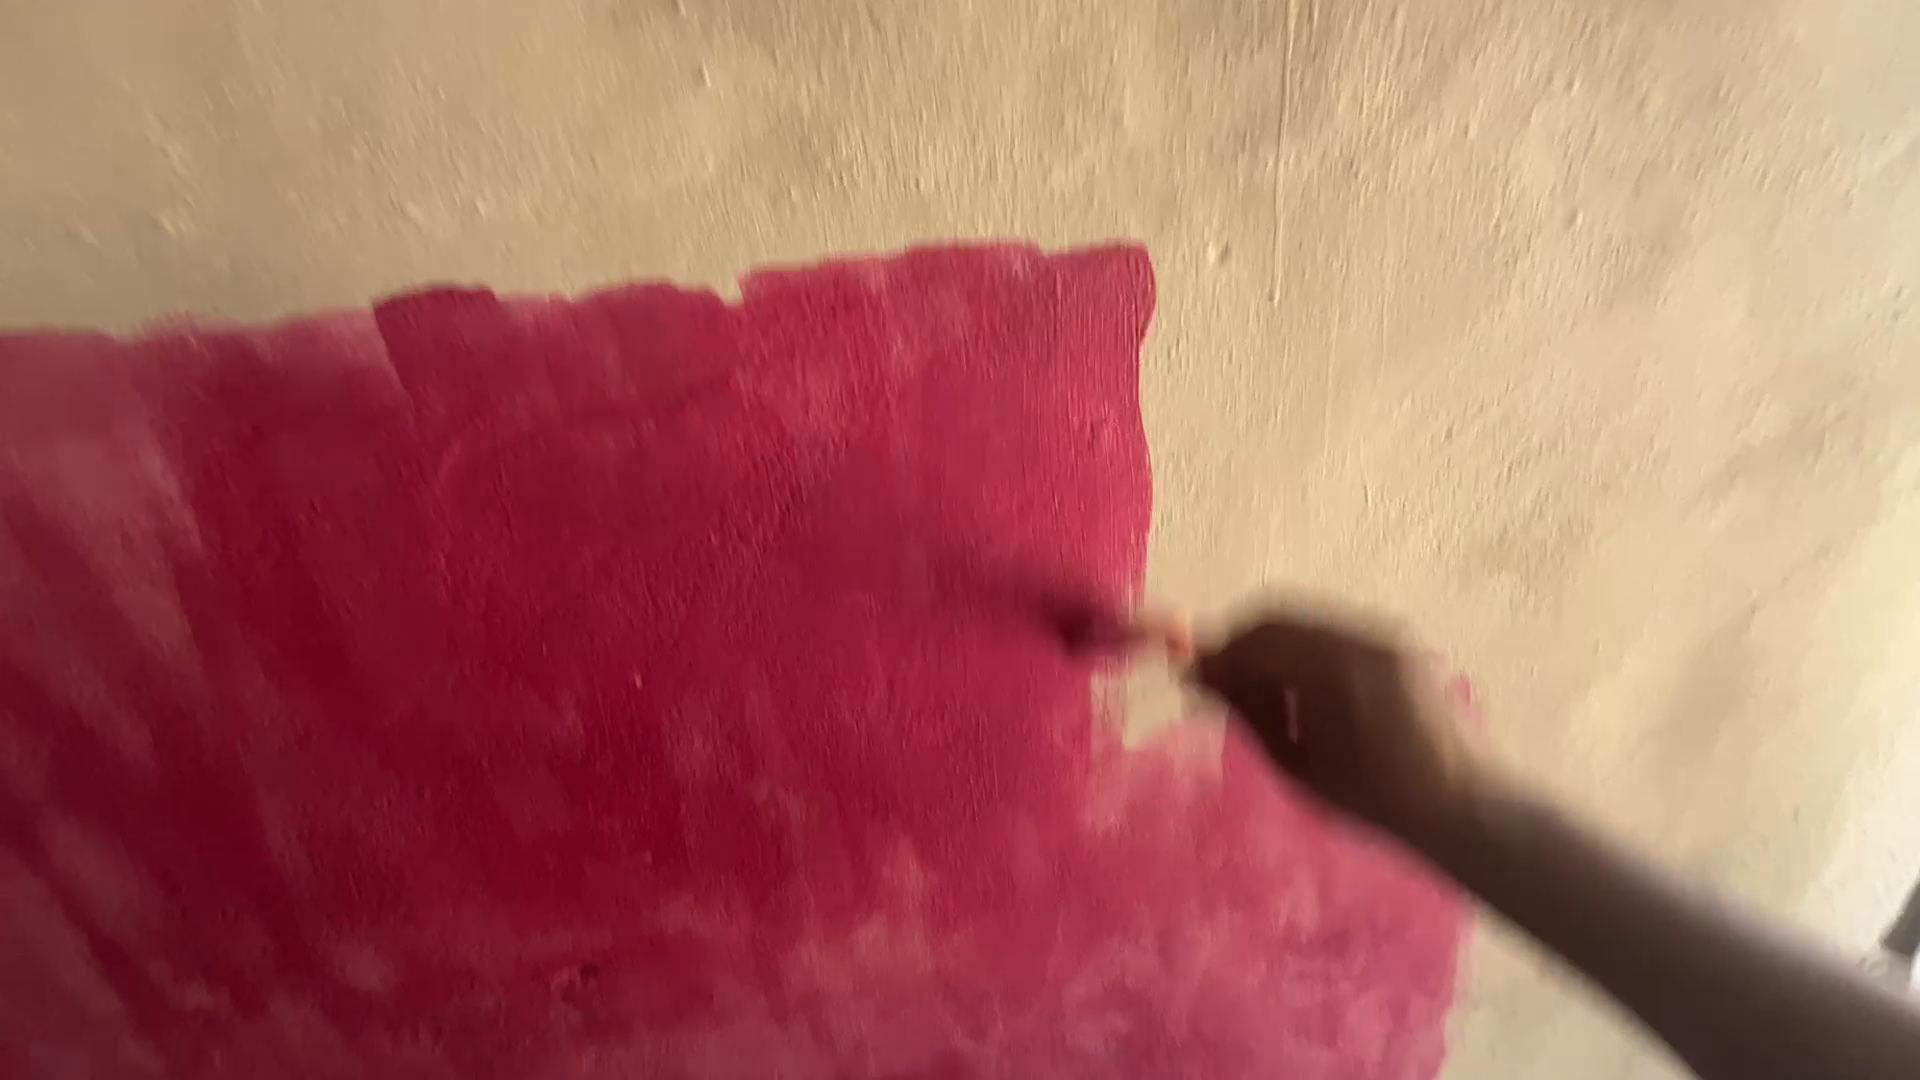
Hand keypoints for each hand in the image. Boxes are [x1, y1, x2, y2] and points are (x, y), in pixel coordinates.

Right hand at [1185, 605, 1481, 849]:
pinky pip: (1323, 629)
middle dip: (1238, 644)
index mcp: (1342, 672)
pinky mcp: (1389, 637)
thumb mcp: (1295, 762)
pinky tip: (1291, 685)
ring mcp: (1381, 633)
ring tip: (1253, 687)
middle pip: (1276, 618)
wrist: (1461, 804)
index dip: (1218, 653)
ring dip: (1264, 646)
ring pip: (1297, 619)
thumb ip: (1245, 710)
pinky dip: (1294, 648)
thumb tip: (1196, 675)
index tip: (1189, 674)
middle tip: (1214, 679)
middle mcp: (1364, 638)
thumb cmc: (1372, 797)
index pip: (1258, 640)